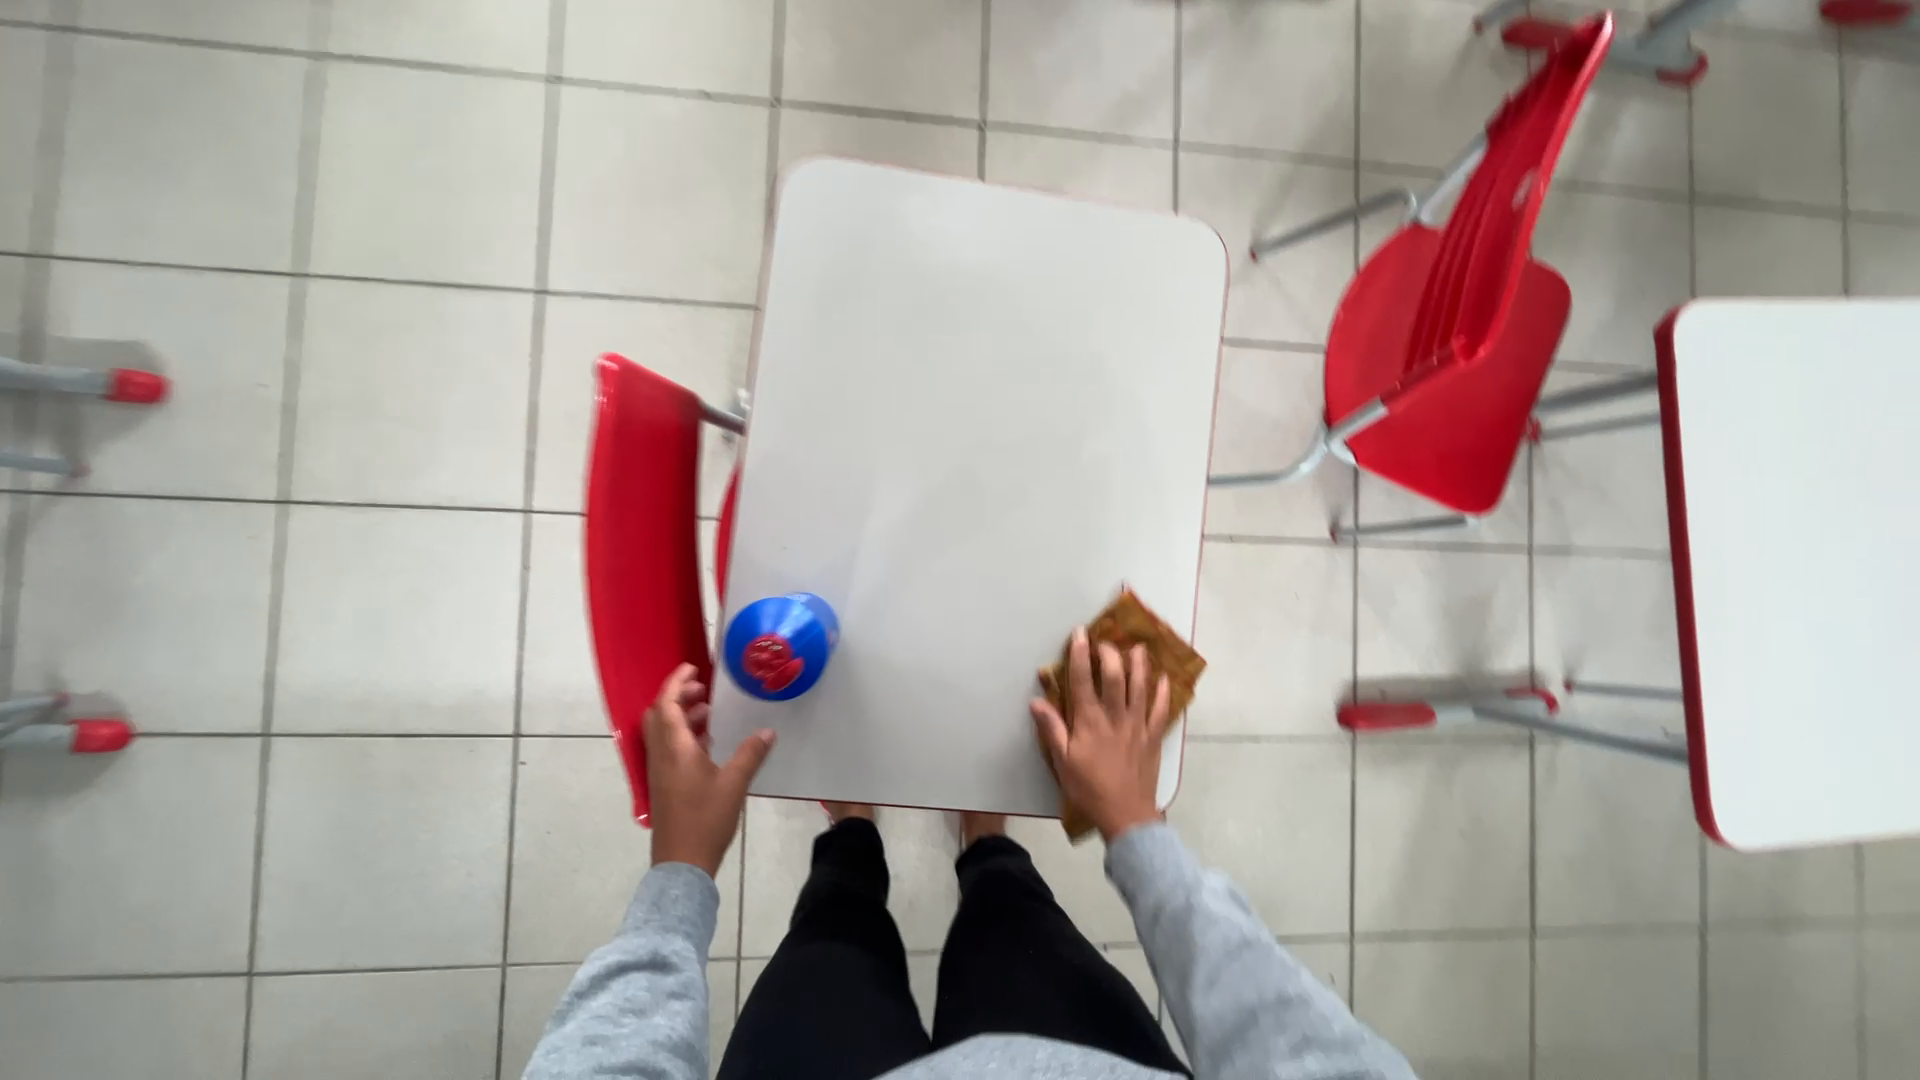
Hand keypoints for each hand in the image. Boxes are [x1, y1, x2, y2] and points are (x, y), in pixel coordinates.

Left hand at [645, 664, 775, 876]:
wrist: (682, 865)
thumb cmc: (706, 820)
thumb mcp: (734, 784)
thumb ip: (750, 754)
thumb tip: (768, 731)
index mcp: (675, 749)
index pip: (666, 705)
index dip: (676, 682)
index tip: (693, 668)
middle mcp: (661, 756)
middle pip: (659, 716)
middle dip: (678, 697)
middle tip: (704, 690)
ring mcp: (660, 773)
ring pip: (663, 733)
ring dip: (681, 716)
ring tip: (710, 712)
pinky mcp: (664, 786)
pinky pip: (668, 749)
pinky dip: (683, 736)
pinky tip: (708, 744)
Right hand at [1030, 627, 1172, 841]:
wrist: (1125, 815)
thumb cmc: (1088, 788)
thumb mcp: (1062, 761)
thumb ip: (1051, 728)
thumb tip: (1036, 701)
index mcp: (1089, 721)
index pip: (1082, 679)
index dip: (1080, 654)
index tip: (1080, 633)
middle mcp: (1115, 716)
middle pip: (1114, 676)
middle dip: (1109, 653)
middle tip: (1104, 641)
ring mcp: (1137, 725)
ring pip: (1140, 686)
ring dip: (1139, 664)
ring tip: (1137, 648)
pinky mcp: (1153, 737)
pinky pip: (1161, 709)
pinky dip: (1163, 692)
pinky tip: (1163, 678)